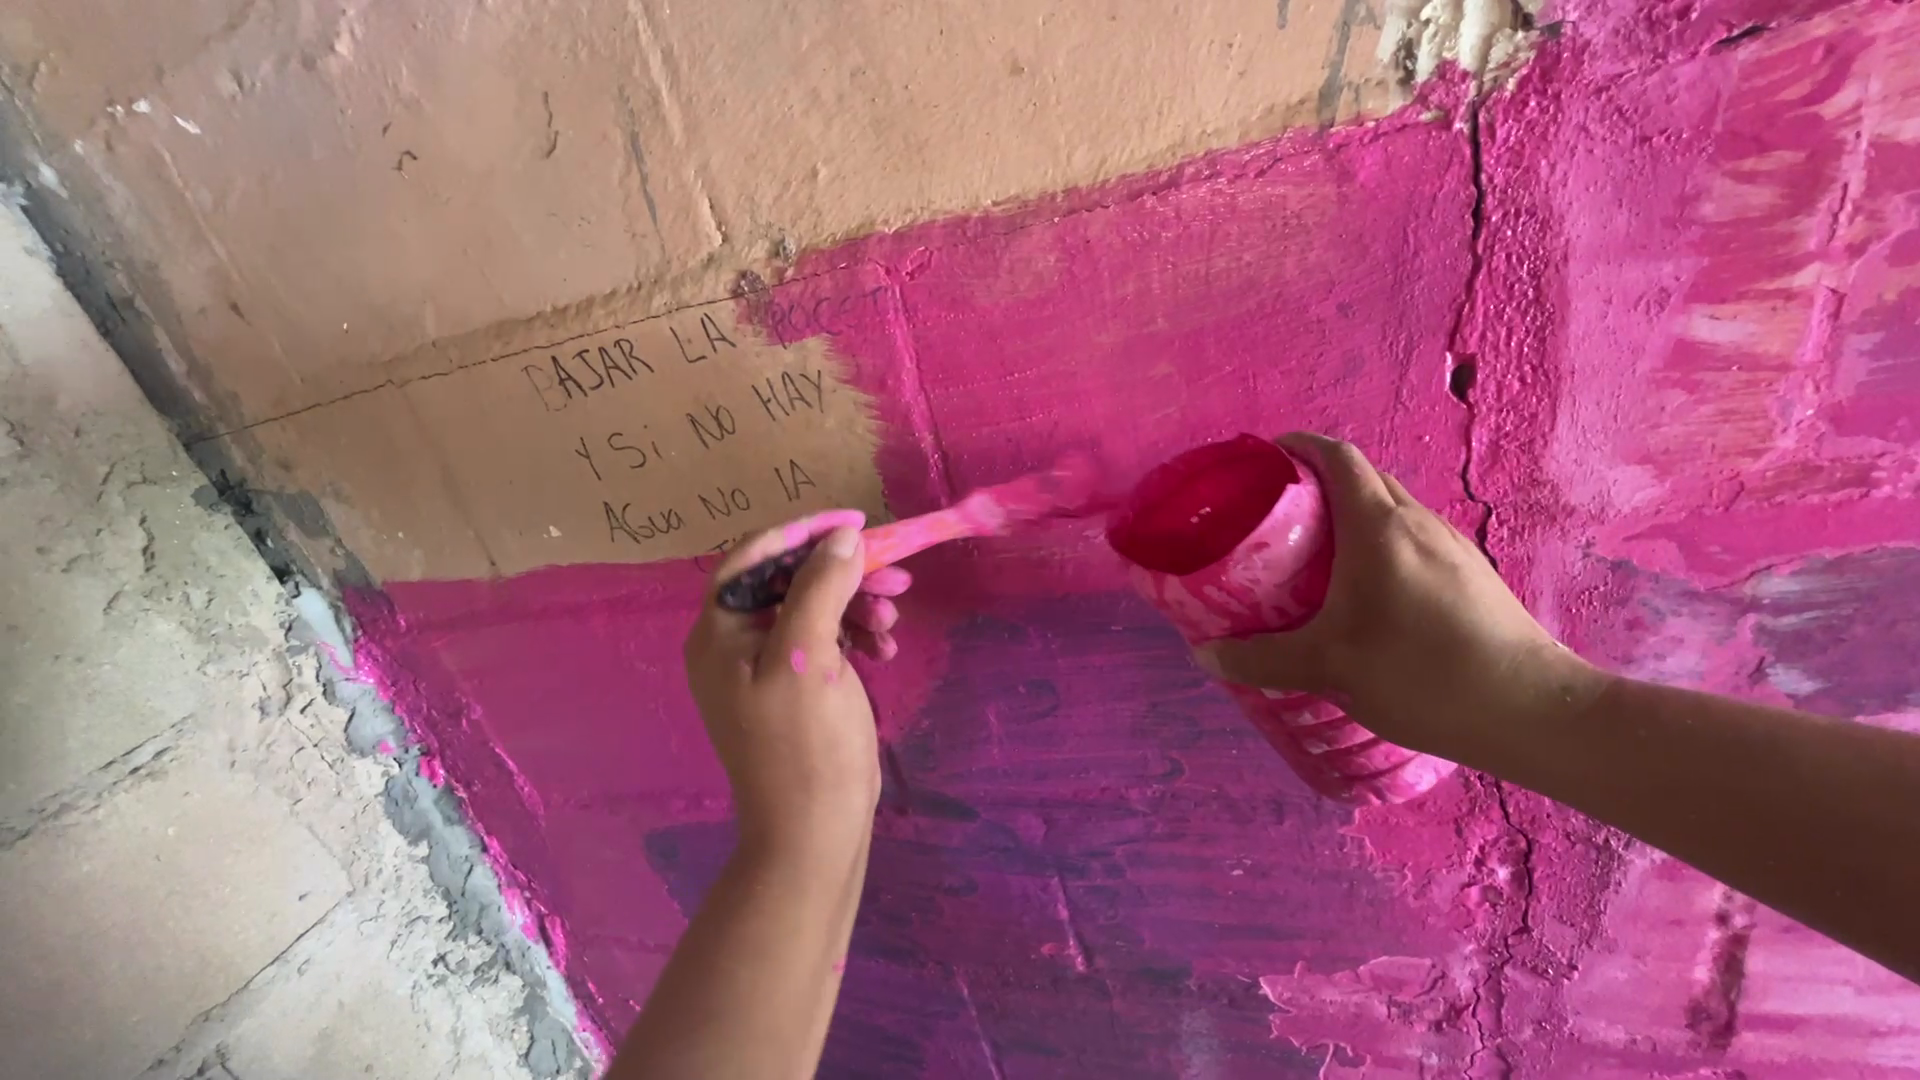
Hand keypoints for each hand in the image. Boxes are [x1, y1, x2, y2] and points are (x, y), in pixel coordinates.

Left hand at [685, 510, 898, 854]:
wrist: (816, 828)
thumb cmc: (804, 743)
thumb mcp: (810, 657)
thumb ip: (821, 588)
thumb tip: (842, 537)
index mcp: (720, 632)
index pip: (755, 556)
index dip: (804, 532)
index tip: (855, 523)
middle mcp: (737, 643)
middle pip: (791, 581)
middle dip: (843, 575)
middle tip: (895, 576)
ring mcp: (769, 666)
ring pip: (816, 608)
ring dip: (858, 606)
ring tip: (892, 624)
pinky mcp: (799, 685)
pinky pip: (827, 640)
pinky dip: (857, 636)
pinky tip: (884, 652)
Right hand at [1192, 434, 1607, 763]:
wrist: (1532, 711)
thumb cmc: (1421, 673)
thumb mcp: (1327, 668)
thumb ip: (1260, 660)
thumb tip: (1204, 655)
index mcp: (1379, 527)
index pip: (1337, 457)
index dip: (1298, 446)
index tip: (1264, 459)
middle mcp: (1418, 522)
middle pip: (1363, 477)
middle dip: (1316, 481)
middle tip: (1275, 515)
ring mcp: (1452, 546)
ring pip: (1391, 507)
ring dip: (1348, 514)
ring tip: (1312, 554)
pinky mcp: (1471, 574)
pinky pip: (1411, 537)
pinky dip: (1376, 542)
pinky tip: (1364, 592)